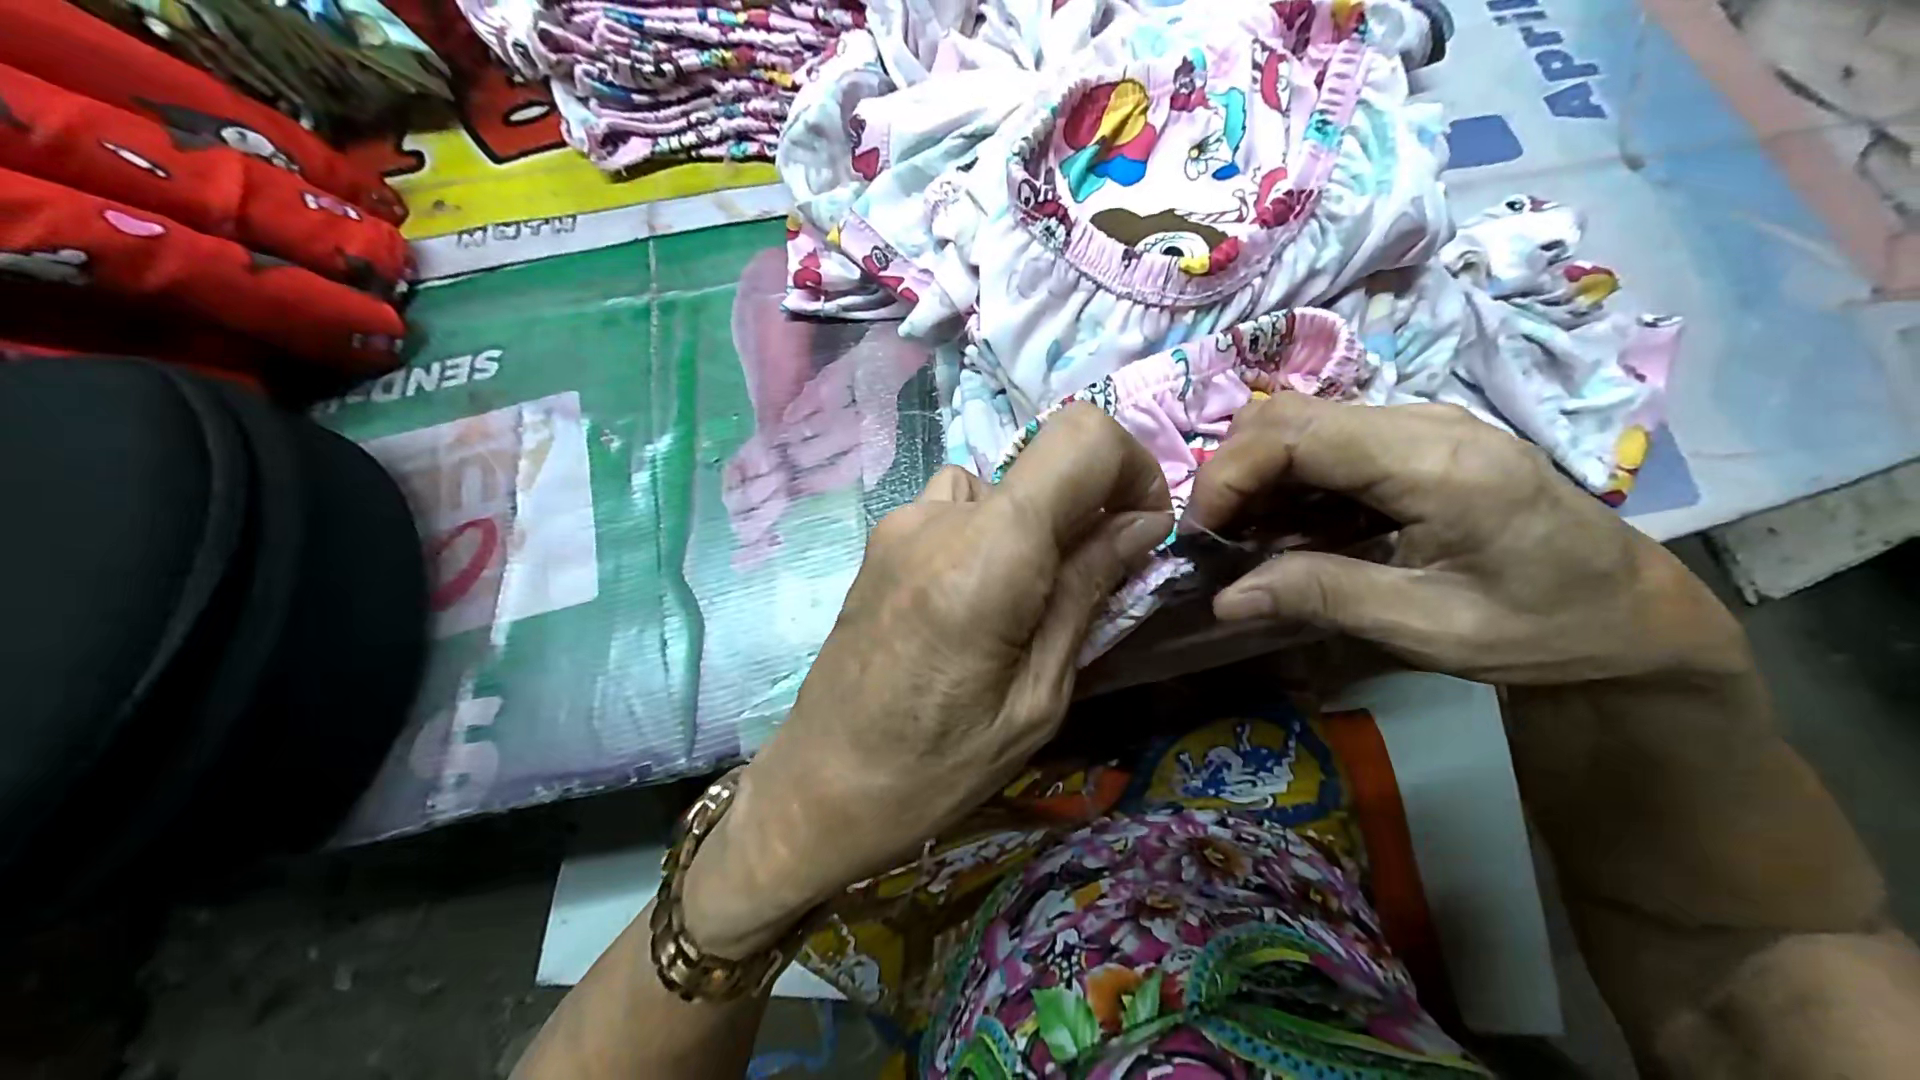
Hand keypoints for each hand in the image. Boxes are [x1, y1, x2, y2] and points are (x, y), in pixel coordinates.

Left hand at [685, 404, 1171, 954]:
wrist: (820, 787)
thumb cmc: (938, 766)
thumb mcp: (1038, 696)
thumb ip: (1086, 592)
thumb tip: (1142, 523)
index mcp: (987, 553)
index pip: (1080, 438)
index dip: (1132, 467)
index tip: (1142, 528)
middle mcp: (938, 516)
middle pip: (1044, 461)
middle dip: (1088, 509)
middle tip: (1092, 585)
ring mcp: (900, 523)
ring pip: (1001, 487)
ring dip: (1035, 527)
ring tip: (1023, 606)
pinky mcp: (879, 541)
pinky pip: (956, 509)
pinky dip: (988, 535)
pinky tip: (972, 603)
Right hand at [1184, 393, 1745, 684]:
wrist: (1630, 614)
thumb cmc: (1542, 627)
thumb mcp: (1430, 627)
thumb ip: (1324, 597)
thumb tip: (1224, 597)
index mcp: (1439, 464)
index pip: (1297, 434)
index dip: (1229, 476)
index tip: (1202, 535)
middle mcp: (1423, 423)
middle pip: (1286, 415)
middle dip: (1230, 473)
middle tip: (1216, 541)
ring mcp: (1417, 425)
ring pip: (1296, 423)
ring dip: (1253, 479)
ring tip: (1247, 543)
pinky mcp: (1410, 441)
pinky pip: (1320, 443)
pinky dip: (1283, 483)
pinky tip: (1287, 531)